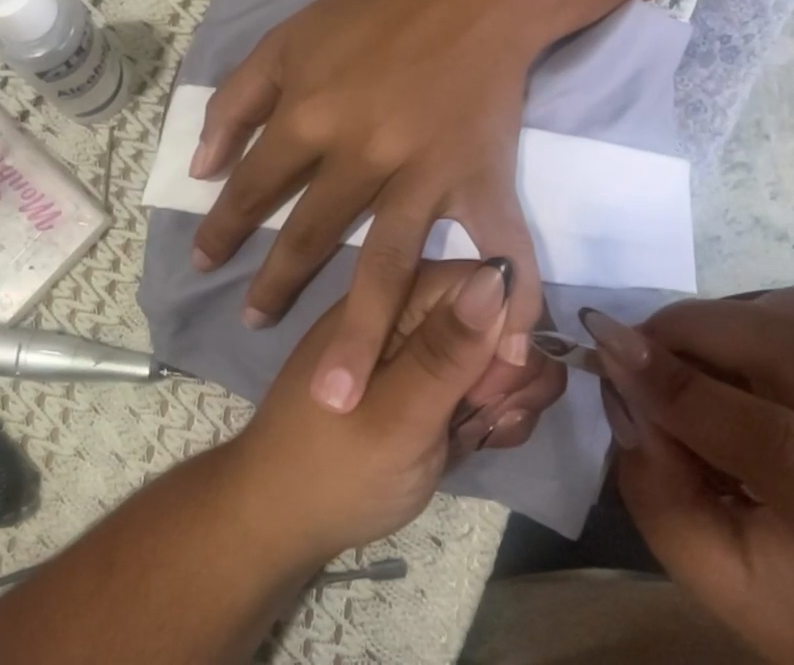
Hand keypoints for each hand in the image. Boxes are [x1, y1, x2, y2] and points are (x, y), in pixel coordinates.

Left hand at [192, 0, 556, 418]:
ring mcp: (425, 175)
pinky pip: (498, 246)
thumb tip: (201, 167)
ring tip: (338, 394)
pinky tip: (508, 356)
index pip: (252, 188)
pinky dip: (508, 297)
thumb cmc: (372, 12)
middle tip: (252, 327)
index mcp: (309, 116)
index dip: (223, 229)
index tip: (204, 264)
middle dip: (276, 288)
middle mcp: (360, 155)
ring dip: (360, 333)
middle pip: (308, 237)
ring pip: (384, 265)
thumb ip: (237, 102)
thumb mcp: (286, 40)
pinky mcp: (481, 180)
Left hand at [222, 258, 512, 558]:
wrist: (282, 521)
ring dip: (506, 397)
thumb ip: (447, 352)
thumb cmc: (334, 469)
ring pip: (497, 359)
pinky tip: (480, 443)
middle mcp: (406, 321)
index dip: (506, 321)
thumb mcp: (397, 415)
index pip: (478, 278)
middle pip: (496, 319)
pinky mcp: (428, 396)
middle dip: (510, 368)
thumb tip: (498, 273)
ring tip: (479, 433)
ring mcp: (417, 361)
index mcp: (388, 305)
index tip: (499, 376)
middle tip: (484, 412)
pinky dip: (493, 416)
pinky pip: (482, 392)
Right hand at [586, 283, 793, 664]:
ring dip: (744, 315)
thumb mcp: (719, 578)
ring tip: (704, 353)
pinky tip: (763, 345)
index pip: (781, 442)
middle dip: (702, 330)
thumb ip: (657, 484)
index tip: (606, 346)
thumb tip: (623, 374)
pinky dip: (790, 308)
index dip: (682, 387)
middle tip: (642, 341)